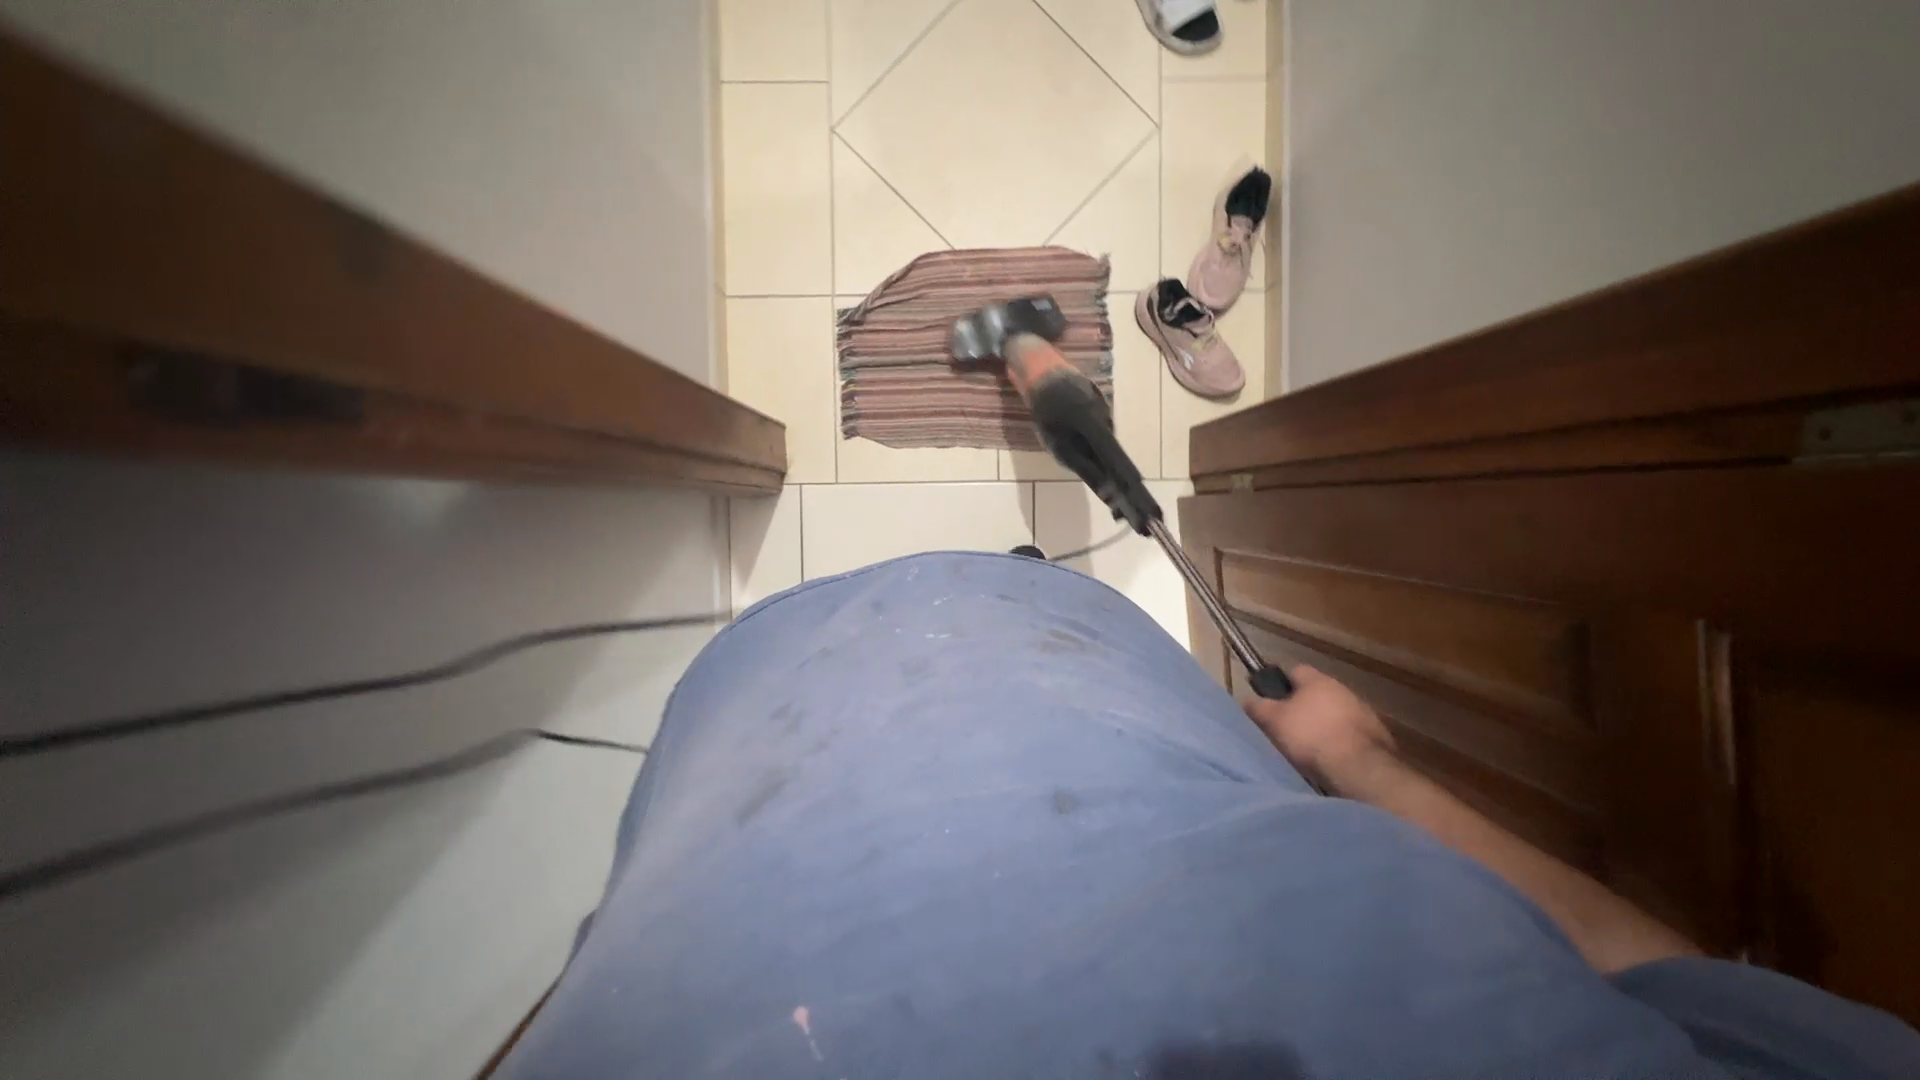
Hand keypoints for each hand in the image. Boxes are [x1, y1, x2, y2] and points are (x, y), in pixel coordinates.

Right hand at [1242, 665, 1397, 791]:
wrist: (1359, 768)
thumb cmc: (1310, 736)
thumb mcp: (1273, 721)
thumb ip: (1258, 707)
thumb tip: (1247, 699)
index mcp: (1317, 680)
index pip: (1295, 670)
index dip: (1281, 684)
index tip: (1272, 702)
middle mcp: (1343, 689)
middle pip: (1316, 693)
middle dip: (1303, 707)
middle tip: (1287, 727)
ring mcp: (1363, 712)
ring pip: (1335, 713)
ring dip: (1324, 724)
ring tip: (1309, 747)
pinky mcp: (1377, 735)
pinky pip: (1351, 732)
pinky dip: (1341, 741)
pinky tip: (1331, 757)